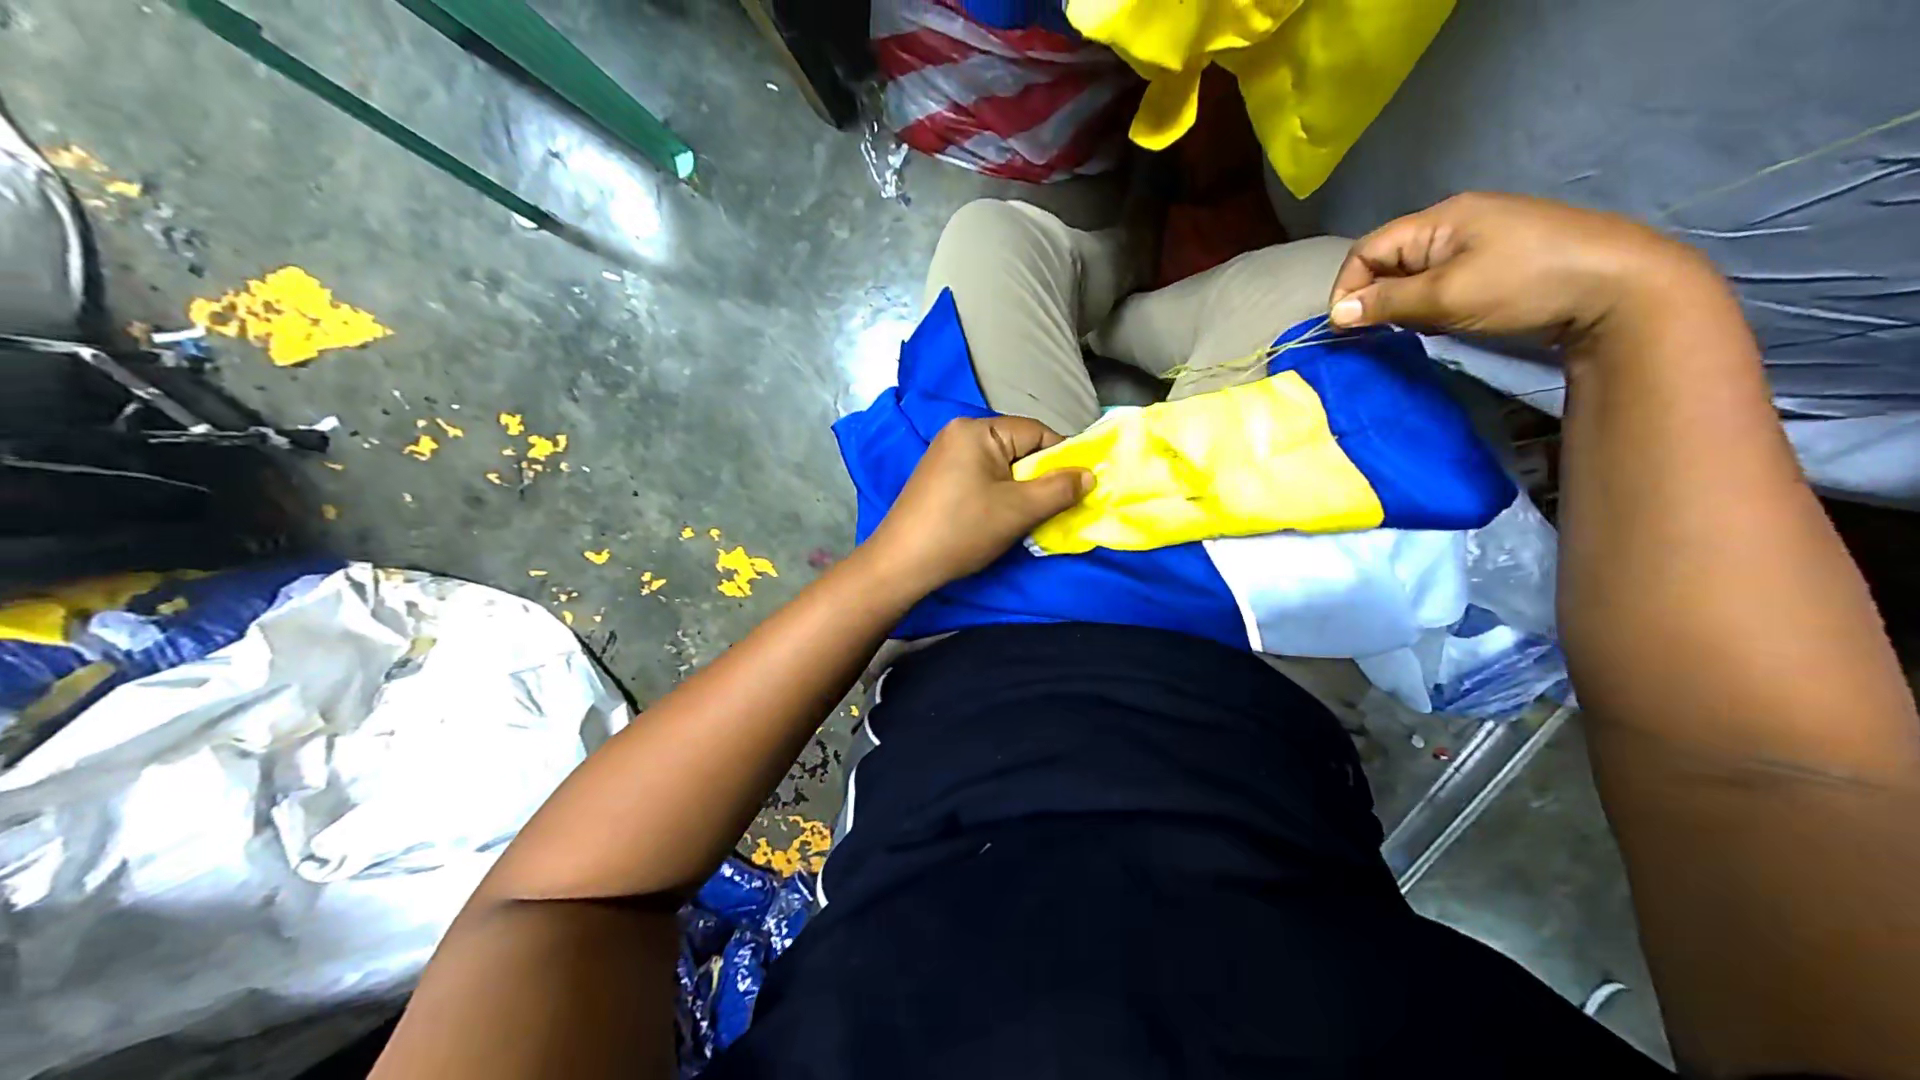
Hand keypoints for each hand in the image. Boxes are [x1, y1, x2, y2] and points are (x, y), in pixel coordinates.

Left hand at [865, 416, 1093, 591]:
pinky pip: (981, 477)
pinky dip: (998, 495)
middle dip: (1039, 478)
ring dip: (1019, 490)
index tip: (1075, 488)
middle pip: (1019, 448)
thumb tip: (1089, 475)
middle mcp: (959, 432)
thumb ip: (1059, 489)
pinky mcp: (938, 477)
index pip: (1037, 433)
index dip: (1061, 459)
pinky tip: (997, 518)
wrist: (902, 563)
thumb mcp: (1018, 510)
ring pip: (1001, 466)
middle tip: (1050, 508)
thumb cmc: (962, 530)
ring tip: (1023, 517)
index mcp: (976, 430)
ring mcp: (945, 454)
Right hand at [1326, 192, 1718, 348]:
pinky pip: (1443, 280)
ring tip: (1415, 328)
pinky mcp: (1500, 261)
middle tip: (1379, 332)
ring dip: (1404, 303)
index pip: (1368, 249)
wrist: (1622, 286)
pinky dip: (1430, 303)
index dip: (1347, 287)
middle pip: (1389, 260)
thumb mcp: (1446, 295)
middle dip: (1375, 297)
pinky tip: (1444, 321)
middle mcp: (1457, 221)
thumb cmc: (1525, 283)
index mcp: (1440, 219)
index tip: (1346, 327)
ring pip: (1416, 273)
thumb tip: (1337, 313)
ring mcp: (1482, 240)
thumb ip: (1387, 302)